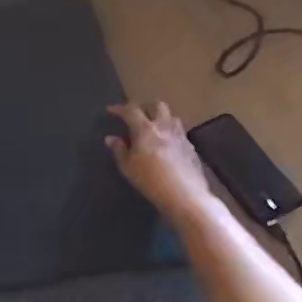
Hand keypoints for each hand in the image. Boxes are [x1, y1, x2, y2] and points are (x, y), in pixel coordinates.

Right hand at [105, 102, 214, 221]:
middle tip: (136, 117)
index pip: (131, 111)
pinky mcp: (191, 147)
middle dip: (145, 107)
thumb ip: (119, 150)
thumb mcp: (127, 167)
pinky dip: (169, 132)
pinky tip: (165, 145)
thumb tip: (111, 138)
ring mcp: (181, 136)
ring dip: (160, 118)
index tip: (110, 111)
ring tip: (152, 129)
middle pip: (157, 105)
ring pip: (171, 117)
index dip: (119, 108)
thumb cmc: (150, 180)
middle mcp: (164, 127)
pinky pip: (179, 131)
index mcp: (145, 129)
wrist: (185, 195)